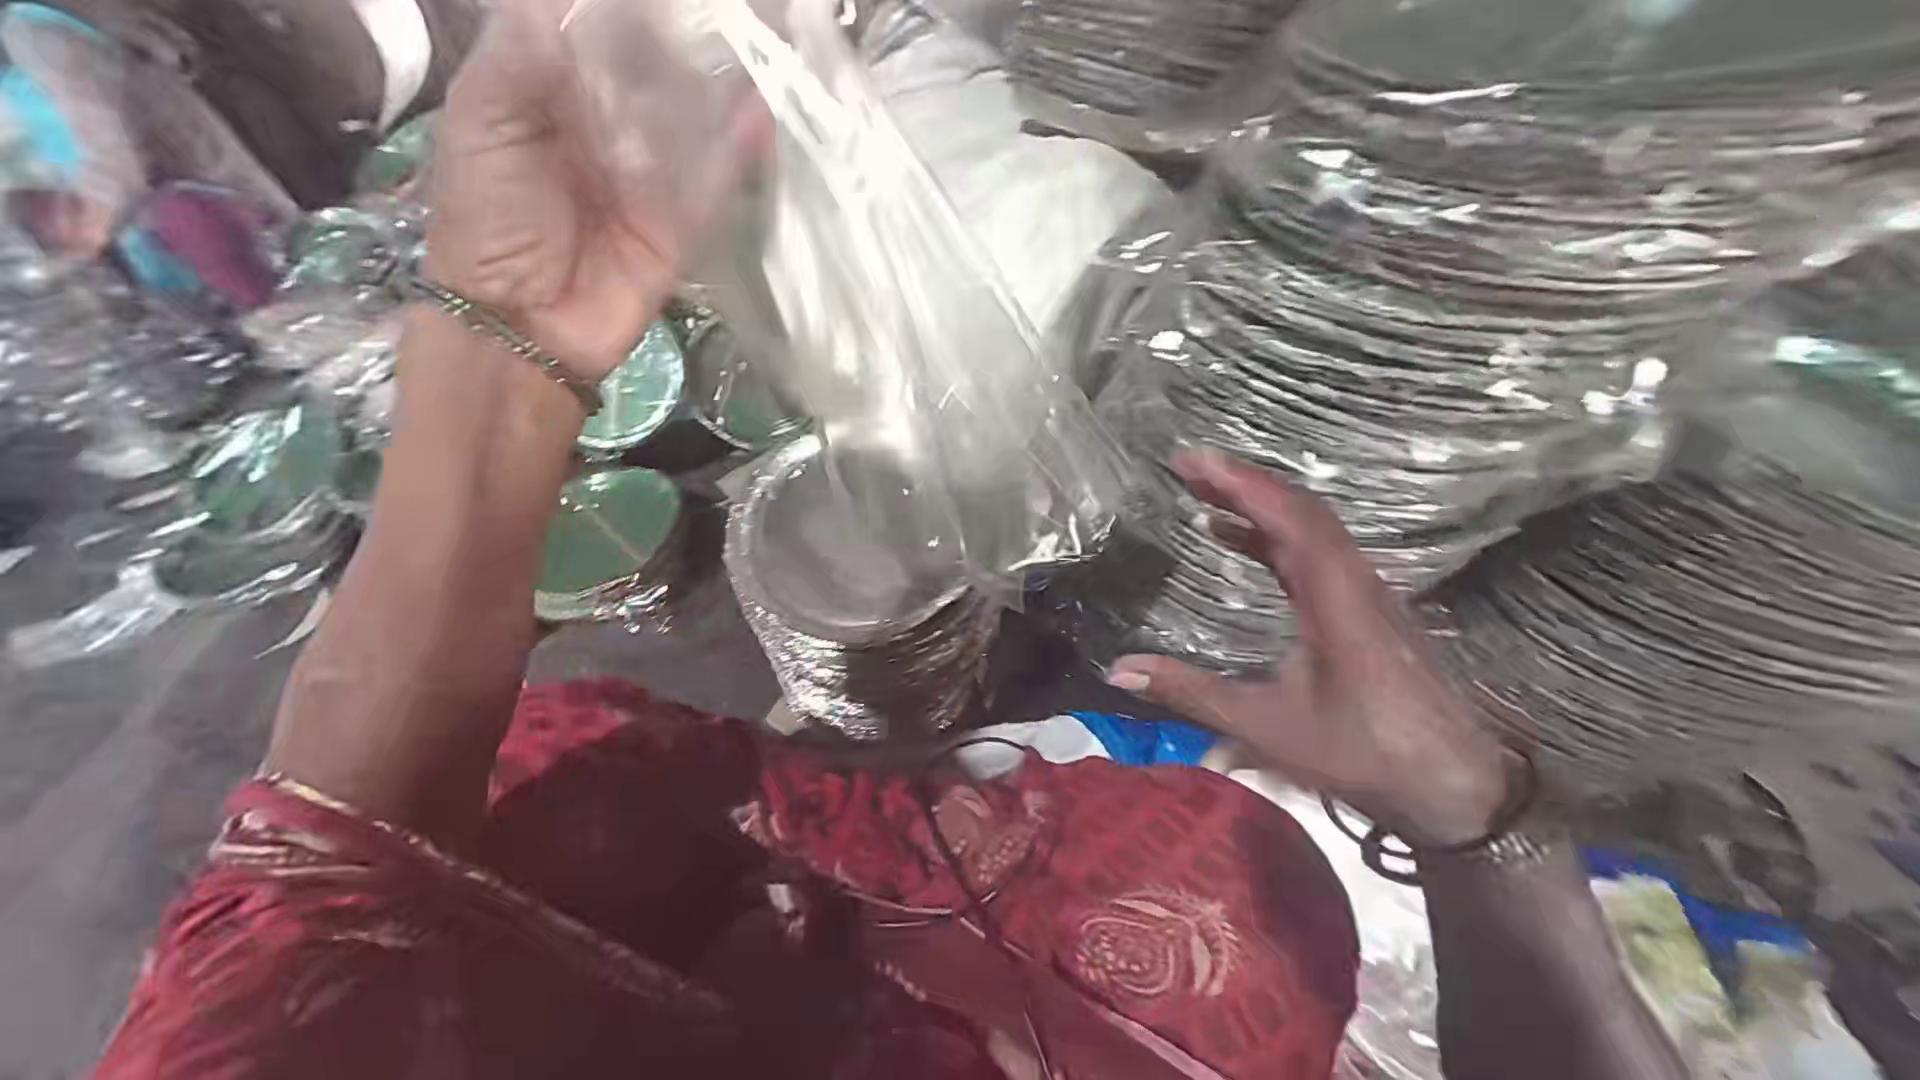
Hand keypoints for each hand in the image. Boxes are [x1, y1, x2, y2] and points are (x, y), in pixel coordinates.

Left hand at [424, 0, 753, 380]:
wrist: (523, 323)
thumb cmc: (488, 218)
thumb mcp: (485, 121)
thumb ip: (526, 57)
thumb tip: (572, 4)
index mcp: (548, 92)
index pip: (595, 33)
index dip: (630, 8)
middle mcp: (605, 129)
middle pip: (654, 75)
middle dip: (688, 40)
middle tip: (729, 10)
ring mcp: (649, 179)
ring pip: (692, 123)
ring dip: (724, 88)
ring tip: (764, 42)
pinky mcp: (680, 226)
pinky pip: (714, 183)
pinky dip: (739, 152)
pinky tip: (763, 115)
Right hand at [1108, 450, 1512, 845]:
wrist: (1458, 787)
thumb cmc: (1362, 754)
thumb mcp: (1265, 725)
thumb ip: (1189, 692)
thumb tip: (1118, 669)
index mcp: (1336, 598)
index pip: (1289, 518)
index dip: (1240, 484)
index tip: (1192, 462)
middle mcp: (1353, 581)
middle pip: (1299, 510)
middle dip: (1242, 483)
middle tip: (1188, 469)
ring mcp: (1363, 592)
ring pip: (1310, 527)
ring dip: (1258, 504)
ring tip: (1204, 494)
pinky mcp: (1364, 608)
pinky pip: (1315, 552)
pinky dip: (1273, 534)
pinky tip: (1241, 541)